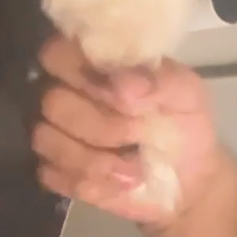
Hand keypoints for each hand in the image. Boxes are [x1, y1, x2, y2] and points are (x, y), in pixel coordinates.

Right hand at [32, 36, 222, 232]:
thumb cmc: (183, 126)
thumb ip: (160, 80)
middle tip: (137, 135)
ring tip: (133, 169)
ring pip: (47, 140)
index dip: (78, 72)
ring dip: (95, 160)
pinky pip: (51, 175)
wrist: (189, 181)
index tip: (118, 93)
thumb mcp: (186, 95)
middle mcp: (64, 96)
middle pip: (52, 102)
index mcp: (91, 67)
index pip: (56, 54)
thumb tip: (123, 84)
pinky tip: (117, 183)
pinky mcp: (54, 172)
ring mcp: (54, 135)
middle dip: (100, 126)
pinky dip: (89, 182)